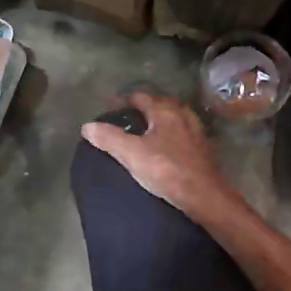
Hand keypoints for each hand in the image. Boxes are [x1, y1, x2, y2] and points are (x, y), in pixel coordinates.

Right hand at [81, 92, 236, 217]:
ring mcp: (196, 130)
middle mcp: (183, 114)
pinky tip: (164, 148)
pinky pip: (182, 133)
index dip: (123, 101)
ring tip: (144, 134)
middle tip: (125, 121)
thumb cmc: (166, 170)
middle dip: (142, 110)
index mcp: (165, 110)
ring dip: (158, 122)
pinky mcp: (203, 147)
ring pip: (172, 118)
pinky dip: (170, 135)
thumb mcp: (132, 154)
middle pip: (159, 104)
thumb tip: (87, 126)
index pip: (140, 97)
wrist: (204, 194)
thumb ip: (109, 138)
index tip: (110, 110)